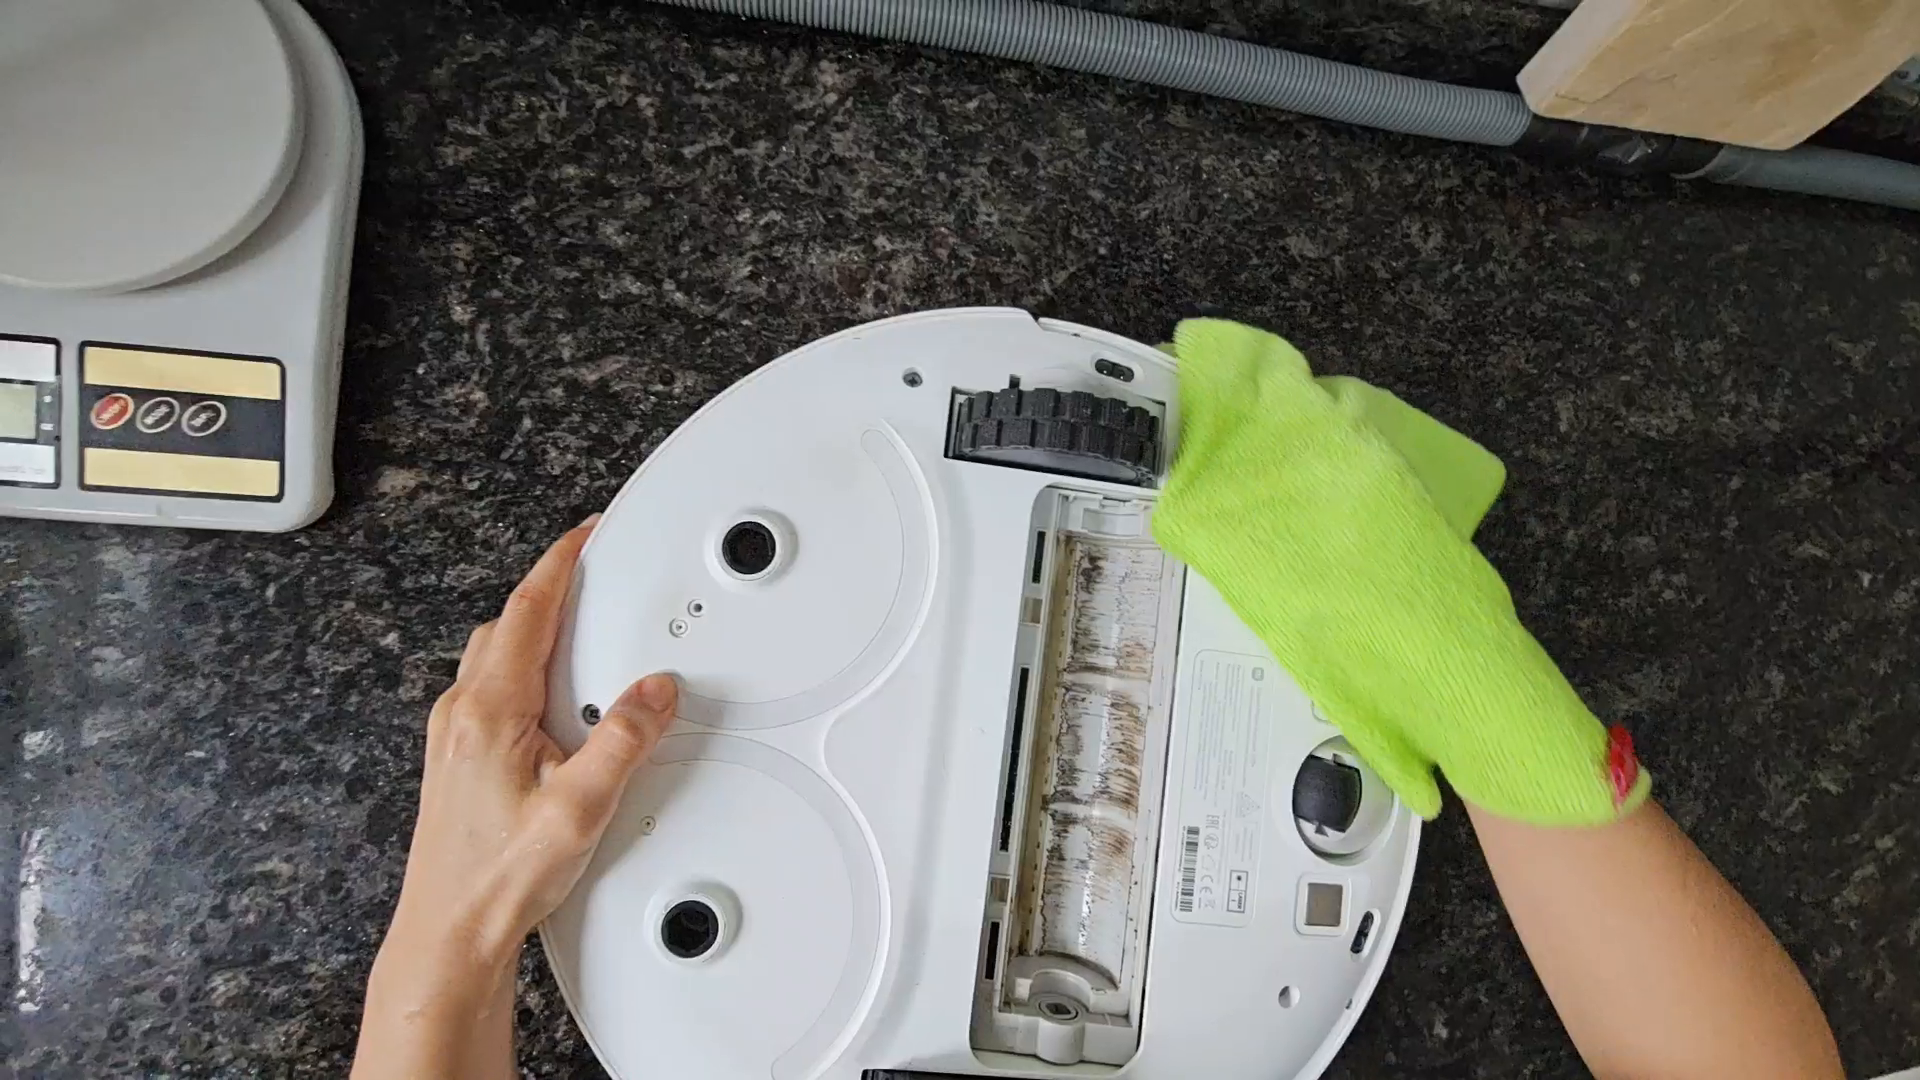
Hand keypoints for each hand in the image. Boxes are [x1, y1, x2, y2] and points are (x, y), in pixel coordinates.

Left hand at [353, 516, 676, 1079]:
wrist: (448, 932)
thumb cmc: (499, 875)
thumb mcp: (579, 806)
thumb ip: (623, 740)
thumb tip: (657, 689)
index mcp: (491, 710)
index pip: (529, 610)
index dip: (560, 562)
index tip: (587, 533)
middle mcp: (465, 712)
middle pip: (512, 621)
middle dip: (555, 584)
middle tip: (595, 567)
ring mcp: (458, 731)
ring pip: (500, 649)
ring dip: (541, 621)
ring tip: (584, 618)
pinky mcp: (462, 751)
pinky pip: (495, 680)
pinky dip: (529, 657)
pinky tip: (556, 683)